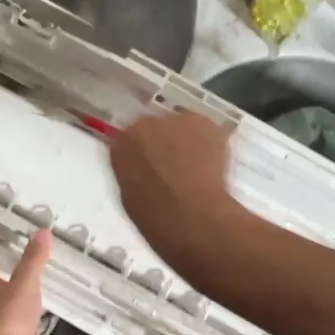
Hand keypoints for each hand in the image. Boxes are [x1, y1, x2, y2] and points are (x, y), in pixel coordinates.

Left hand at [0, 230, 52, 334]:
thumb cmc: (8, 317)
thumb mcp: (25, 283)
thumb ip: (34, 259)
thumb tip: (43, 230)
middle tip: (17, 244)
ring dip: (11, 279)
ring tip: (30, 263)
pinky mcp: (4, 325)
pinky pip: (11, 305)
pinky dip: (21, 298)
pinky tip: (37, 291)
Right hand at [108, 111, 241, 270]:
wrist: (187, 213)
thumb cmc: (152, 214)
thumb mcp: (129, 193)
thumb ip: (134, 171)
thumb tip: (146, 169)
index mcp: (121, 143)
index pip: (131, 140)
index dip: (145, 152)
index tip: (153, 165)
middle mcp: (145, 124)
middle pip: (156, 127)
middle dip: (165, 142)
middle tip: (176, 165)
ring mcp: (176, 120)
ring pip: (183, 127)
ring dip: (187, 141)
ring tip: (197, 166)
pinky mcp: (204, 123)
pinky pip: (207, 131)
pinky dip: (210, 144)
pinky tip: (213, 164)